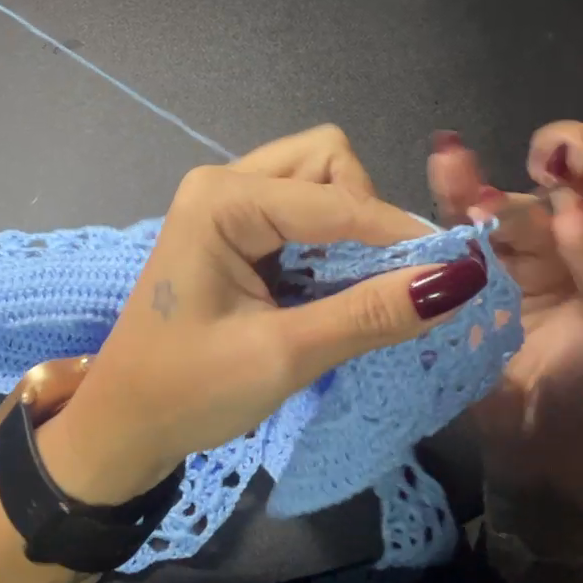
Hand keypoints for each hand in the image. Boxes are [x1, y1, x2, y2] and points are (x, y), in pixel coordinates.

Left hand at [40, 125, 488, 506]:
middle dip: (367, 211)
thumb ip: (369, 314)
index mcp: (222, 200)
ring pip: (319, 177)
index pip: (336, 199)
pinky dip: (332, 236)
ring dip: (352, 223)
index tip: (455, 272)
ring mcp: (227, 199)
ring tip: (359, 285)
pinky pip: (303, 206)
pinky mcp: (236, 224)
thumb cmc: (189, 392)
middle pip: (328, 160)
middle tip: (381, 279)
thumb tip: (459, 281)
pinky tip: (334, 281)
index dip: (399, 234)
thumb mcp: (283, 356)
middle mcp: (224, 182)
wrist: (124, 423)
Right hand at [429, 55, 582, 505]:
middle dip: (576, 148)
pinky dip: (459, 185)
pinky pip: (472, 212)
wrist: (542, 451)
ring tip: (479, 197)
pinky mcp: (489, 259)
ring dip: (506, 180)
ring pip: (526, 186)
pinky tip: (447, 160)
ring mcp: (541, 244)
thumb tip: (571, 204)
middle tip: (557, 162)